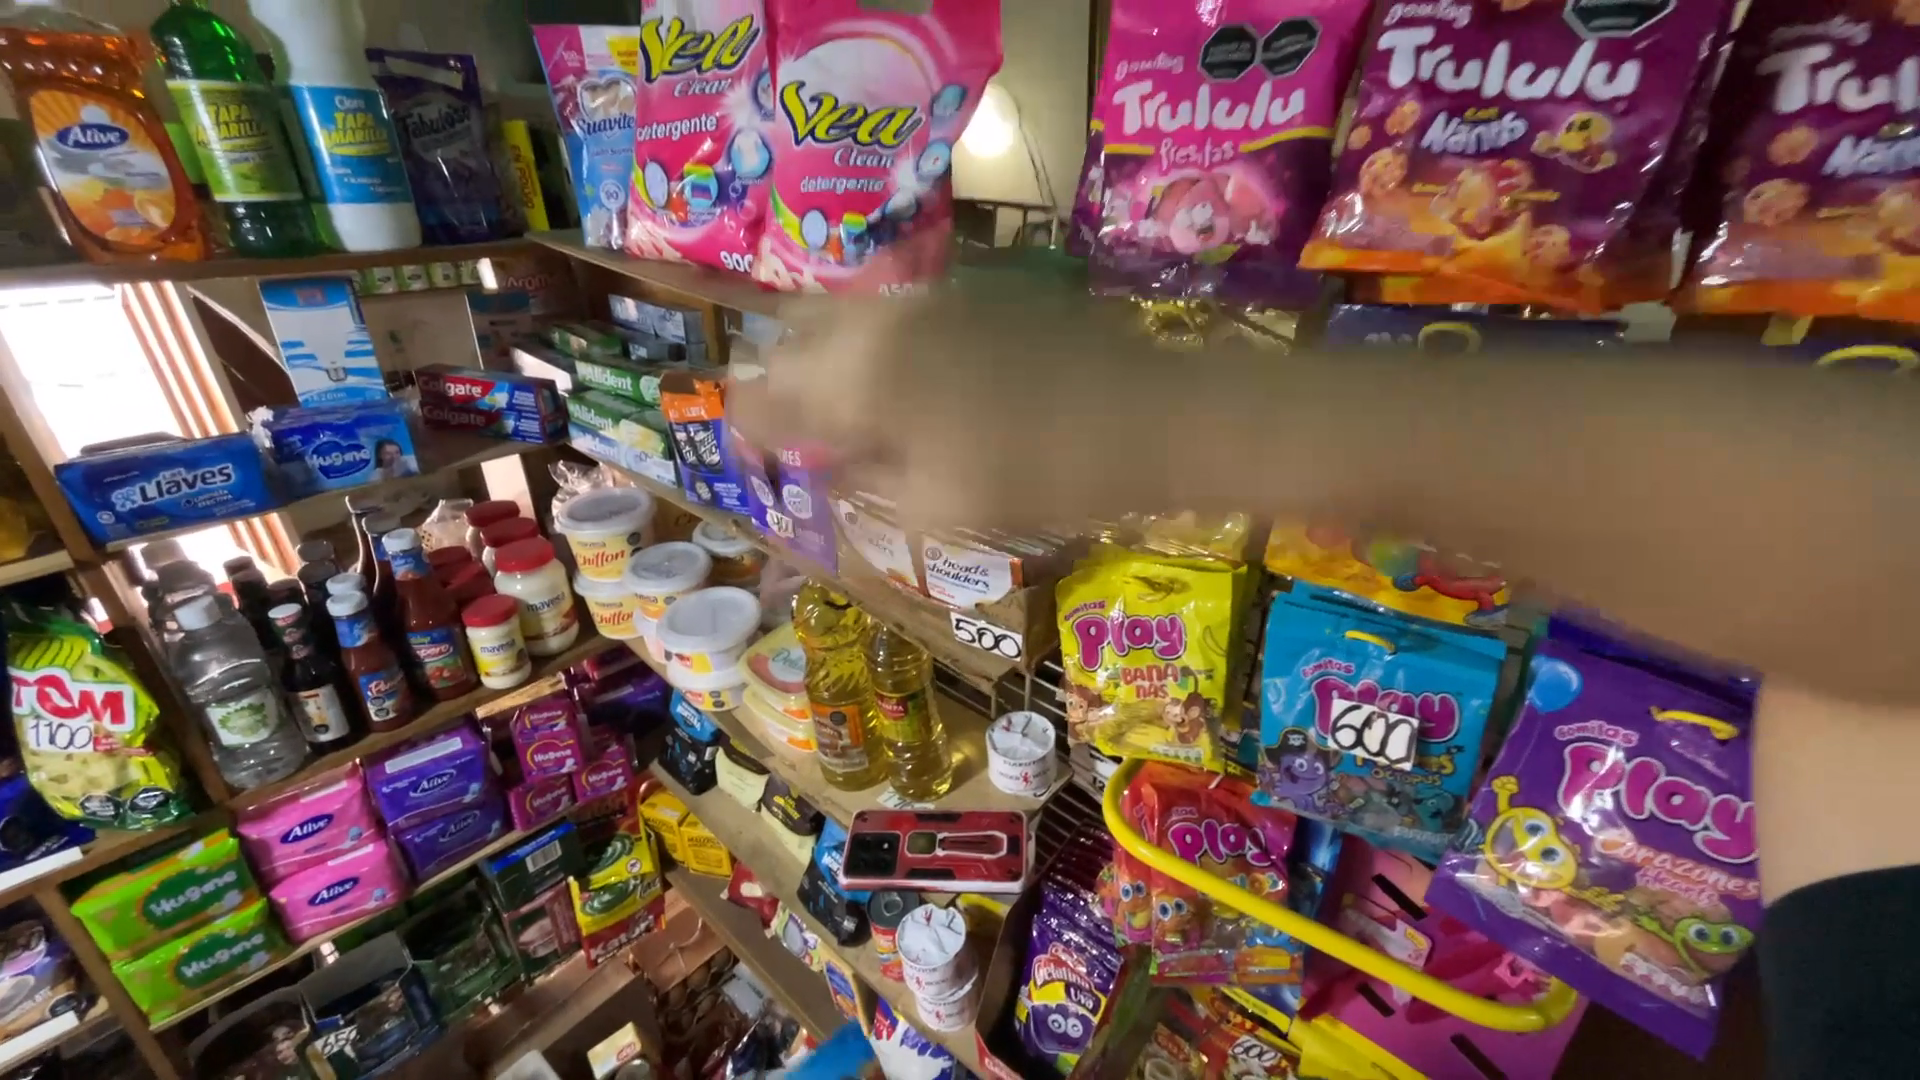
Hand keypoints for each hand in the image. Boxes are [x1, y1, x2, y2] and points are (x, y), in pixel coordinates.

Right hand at [732, 286, 1250, 530]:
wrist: (1157, 417)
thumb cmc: (1047, 476)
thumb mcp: (943, 506)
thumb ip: (868, 481)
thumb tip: (828, 467)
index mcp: (861, 377)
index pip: (764, 396)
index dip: (749, 430)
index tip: (757, 460)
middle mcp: (881, 322)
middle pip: (794, 341)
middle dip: (783, 387)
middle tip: (798, 437)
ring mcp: (929, 300)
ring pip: (843, 321)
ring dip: (828, 365)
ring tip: (845, 417)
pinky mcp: (970, 295)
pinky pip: (893, 317)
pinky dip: (874, 350)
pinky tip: (900, 388)